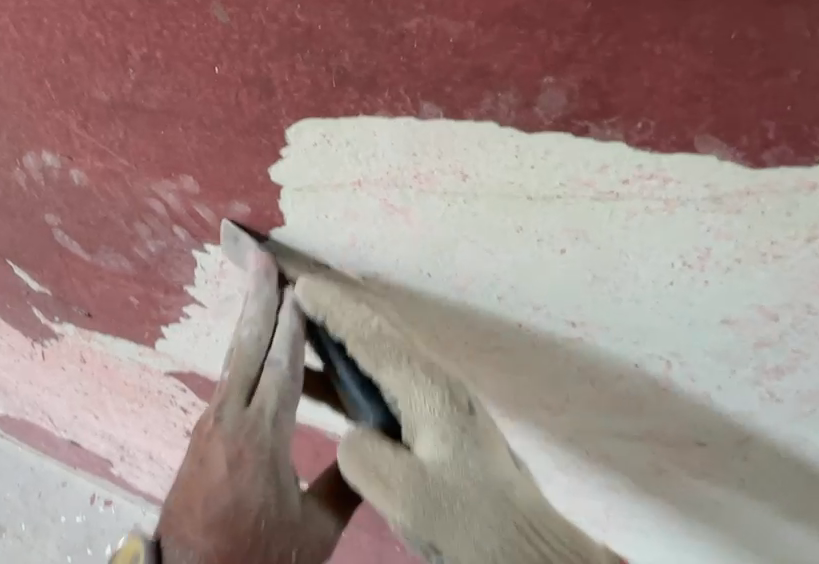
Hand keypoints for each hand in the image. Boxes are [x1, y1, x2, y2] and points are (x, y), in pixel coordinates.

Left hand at [155, 241, 359, 563]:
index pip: (281, 367)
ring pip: (234, 354)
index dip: (291, 324)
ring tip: (258, 277)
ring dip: (248, 314)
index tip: (297, 283)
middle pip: (248, 344)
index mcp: (260, 437)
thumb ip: (343, 487)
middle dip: (257, 297)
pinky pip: (229, 373)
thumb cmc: (256, 555)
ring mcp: (213, 417)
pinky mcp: (206, 425)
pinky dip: (243, 344)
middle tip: (259, 252)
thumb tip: (374, 445)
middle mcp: (230, 415)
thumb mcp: (312, 534)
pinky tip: (253, 334)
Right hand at [294, 273, 620, 563]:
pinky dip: (342, 364)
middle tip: (291, 285)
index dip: (330, 307)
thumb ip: (363, 455)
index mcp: (426, 387)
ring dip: (334, 331)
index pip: (369, 333)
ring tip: (291, 320)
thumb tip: (348, 432)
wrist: (527, 549)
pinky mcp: (427, 419)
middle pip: (373, 325)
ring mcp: (430, 397)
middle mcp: (429, 379)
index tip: (296, 282)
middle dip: (332, 302)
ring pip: (373, 349)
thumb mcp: (409, 496)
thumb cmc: (471, 520)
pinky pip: (375, 376)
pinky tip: (312, 375)